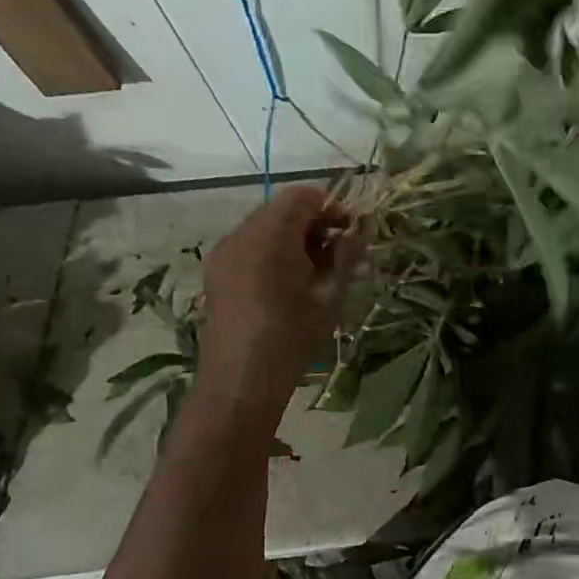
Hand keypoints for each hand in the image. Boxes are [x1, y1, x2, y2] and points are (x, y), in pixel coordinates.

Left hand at [196, 185, 363, 403]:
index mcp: (269, 236)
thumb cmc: (292, 338)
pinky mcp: (216, 272)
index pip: (301, 196)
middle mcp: (240, 235)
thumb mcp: (330, 295)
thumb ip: (347, 254)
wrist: (240, 382)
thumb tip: (362, 226)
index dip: (331, 206)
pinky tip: (288, 283)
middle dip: (313, 223)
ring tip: (315, 272)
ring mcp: (223, 253)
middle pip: (281, 209)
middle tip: (337, 254)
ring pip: (265, 227)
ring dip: (293, 238)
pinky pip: (250, 246)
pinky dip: (273, 251)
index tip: (351, 232)